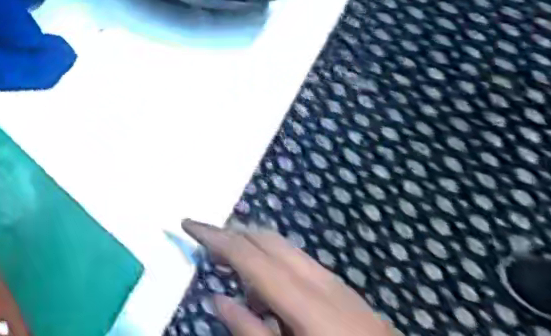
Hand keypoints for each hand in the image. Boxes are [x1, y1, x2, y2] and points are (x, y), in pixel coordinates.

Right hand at [181, 219, 399, 335]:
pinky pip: (312, 270)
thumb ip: (252, 332)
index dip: (213, 237)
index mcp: (308, 304)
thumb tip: (218, 298)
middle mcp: (328, 289)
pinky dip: (284, 267)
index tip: (185, 224)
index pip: (249, 254)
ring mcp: (352, 297)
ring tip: (240, 275)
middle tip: (207, 246)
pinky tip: (280, 296)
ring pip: (293, 252)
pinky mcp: (366, 310)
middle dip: (235, 235)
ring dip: (259, 250)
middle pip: (271, 241)